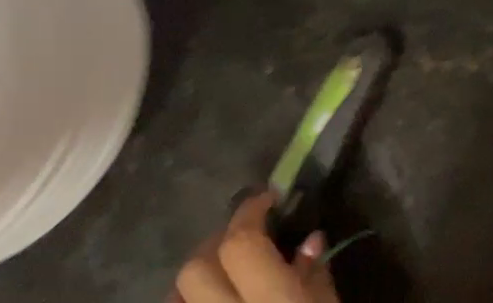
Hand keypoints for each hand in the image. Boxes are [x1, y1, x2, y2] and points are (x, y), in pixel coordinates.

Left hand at [173, 193, 340, 302]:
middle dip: (217, 244)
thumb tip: (309, 241)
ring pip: (175, 296)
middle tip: (244, 235)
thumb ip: (317, 275)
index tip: (267, 199)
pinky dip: (188, 300)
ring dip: (197, 276)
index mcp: (270, 300)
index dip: (248, 214)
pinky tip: (211, 297)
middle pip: (196, 269)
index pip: (240, 245)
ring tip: (223, 269)